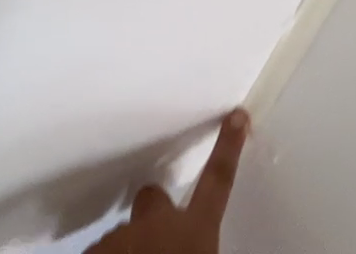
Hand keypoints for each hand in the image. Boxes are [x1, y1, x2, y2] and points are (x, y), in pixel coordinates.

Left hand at [86, 110, 249, 253]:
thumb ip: (200, 247)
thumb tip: (198, 245)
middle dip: (151, 217)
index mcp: (194, 230)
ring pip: (122, 237)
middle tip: (155, 247)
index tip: (236, 115)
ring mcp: (119, 239)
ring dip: (127, 253)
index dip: (228, 147)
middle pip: (152, 199)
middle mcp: (155, 223)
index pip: (218, 180)